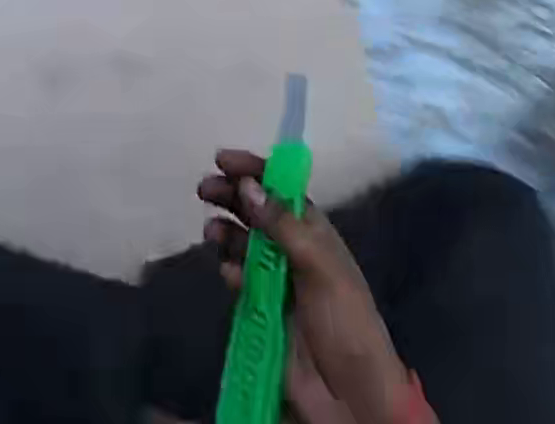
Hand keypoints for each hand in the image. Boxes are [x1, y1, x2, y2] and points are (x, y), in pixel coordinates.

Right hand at [198, 150, 415, 423]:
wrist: (350, 395)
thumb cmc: (343, 318)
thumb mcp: (319, 265)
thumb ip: (282, 224)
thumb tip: (247, 185)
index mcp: (313, 230)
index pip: (279, 188)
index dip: (253, 170)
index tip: (222, 159)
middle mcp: (292, 247)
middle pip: (255, 210)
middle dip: (231, 194)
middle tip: (204, 188)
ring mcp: (276, 278)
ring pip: (242, 241)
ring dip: (226, 229)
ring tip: (211, 230)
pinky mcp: (261, 307)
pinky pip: (238, 278)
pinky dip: (229, 269)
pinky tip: (225, 270)